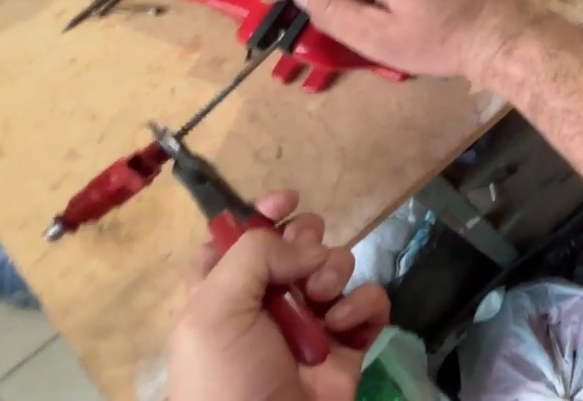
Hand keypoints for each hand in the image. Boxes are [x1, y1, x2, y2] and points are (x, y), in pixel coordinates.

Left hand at [169, 191, 388, 400]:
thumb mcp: (212, 315)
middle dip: (308, 241)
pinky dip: (363, 306)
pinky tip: (345, 327)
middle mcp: (267, 302)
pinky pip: (370, 299)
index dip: (262, 214)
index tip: (287, 200)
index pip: (239, 240)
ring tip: (324, 303)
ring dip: (335, 274)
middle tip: (303, 261)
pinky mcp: (351, 339)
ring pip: (338, 264)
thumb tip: (306, 248)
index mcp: (222, 296)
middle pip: (298, 243)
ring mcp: (312, 320)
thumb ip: (255, 256)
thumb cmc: (226, 382)